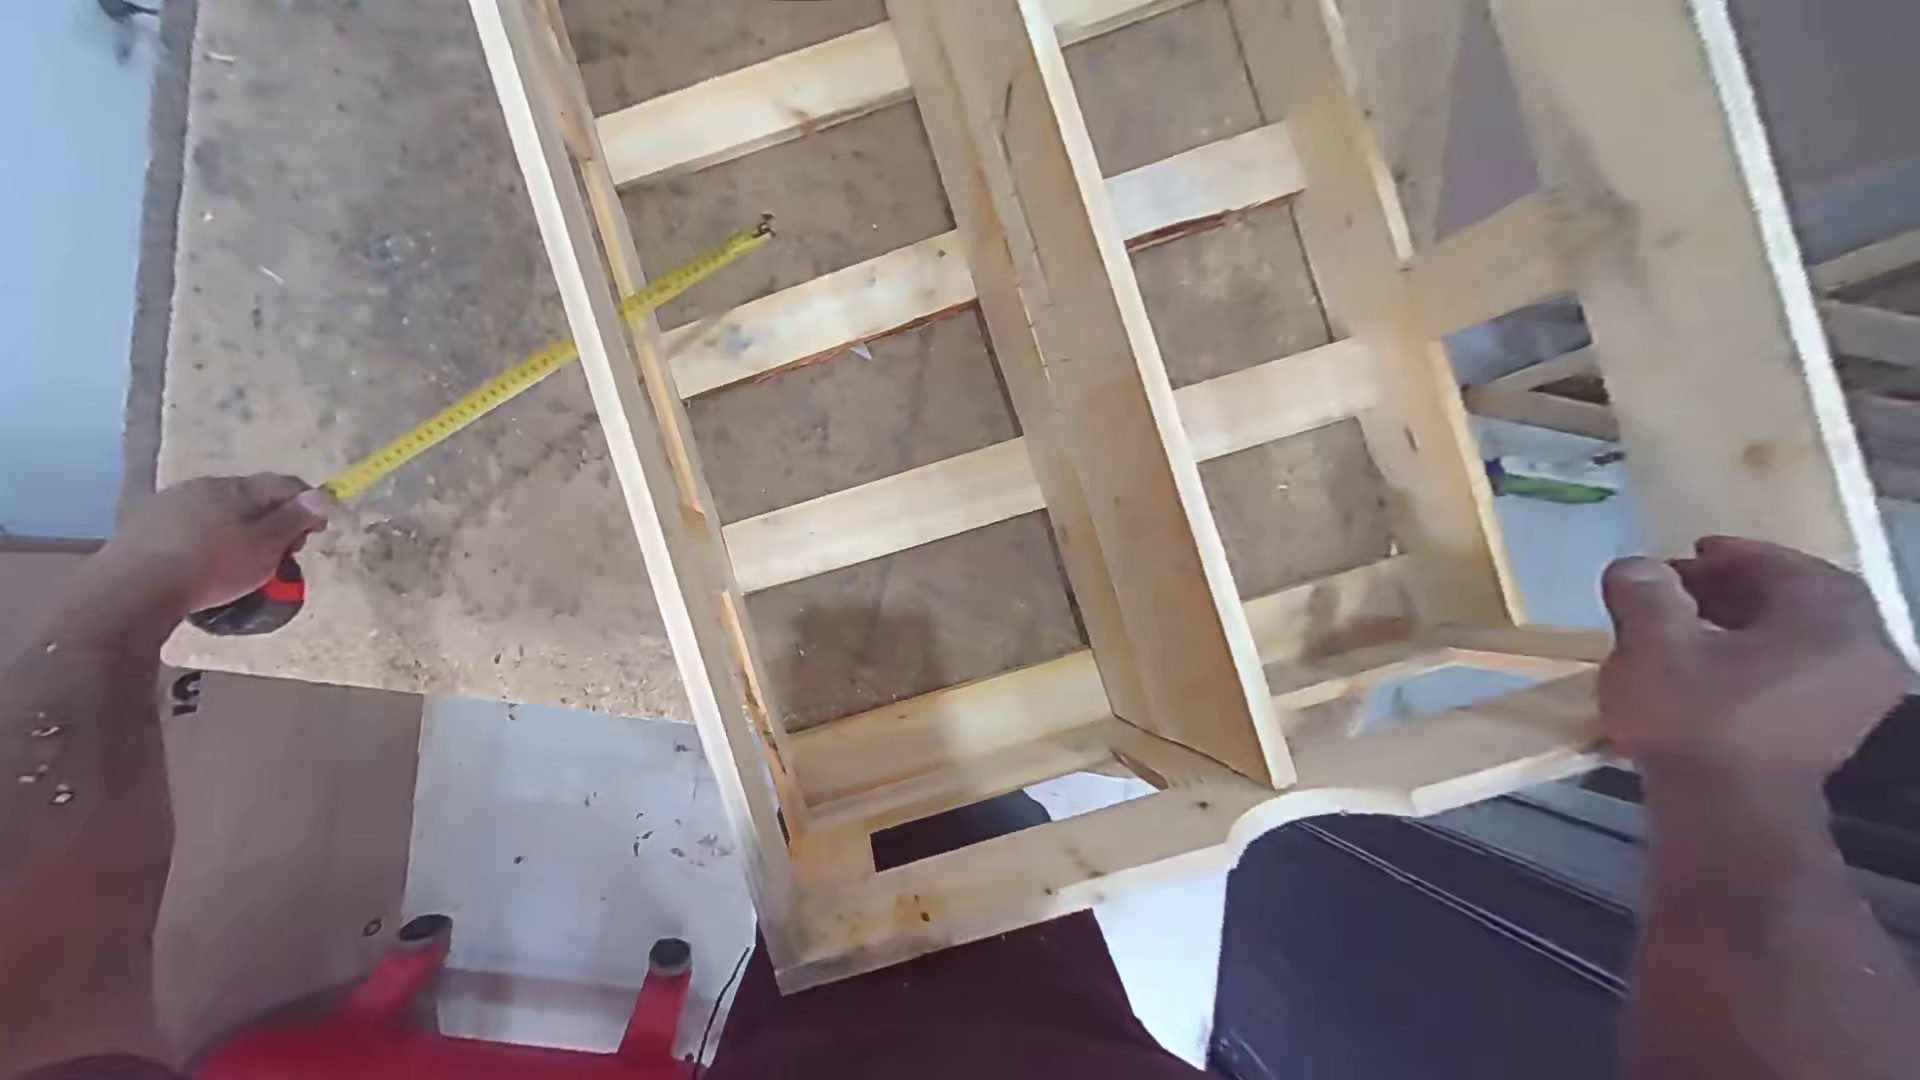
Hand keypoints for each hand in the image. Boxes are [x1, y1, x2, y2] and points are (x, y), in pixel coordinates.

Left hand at [99, 475, 332, 614]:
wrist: (132, 590)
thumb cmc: (214, 566)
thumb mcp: (268, 545)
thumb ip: (296, 518)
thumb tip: (321, 496)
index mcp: (235, 489)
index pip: (288, 485)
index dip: (310, 505)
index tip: (315, 533)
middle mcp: (202, 486)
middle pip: (255, 495)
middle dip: (276, 518)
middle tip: (283, 550)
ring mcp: (168, 501)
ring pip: (223, 507)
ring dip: (243, 525)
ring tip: (245, 555)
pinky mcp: (144, 521)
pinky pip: (194, 519)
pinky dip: (212, 532)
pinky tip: (209, 555)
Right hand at [1598, 536, 1909, 793]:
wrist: (1723, 801)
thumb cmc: (1690, 715)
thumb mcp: (1650, 644)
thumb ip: (1644, 594)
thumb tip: (1637, 566)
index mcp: (1832, 633)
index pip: (1800, 573)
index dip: (1746, 554)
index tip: (1693, 549)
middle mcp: (1863, 659)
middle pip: (1808, 602)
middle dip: (1741, 583)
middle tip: (1678, 581)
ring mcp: (1854, 696)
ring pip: (1803, 634)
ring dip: (1745, 615)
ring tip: (1682, 616)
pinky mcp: (1831, 721)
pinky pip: (1799, 663)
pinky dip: (1754, 645)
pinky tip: (1704, 655)